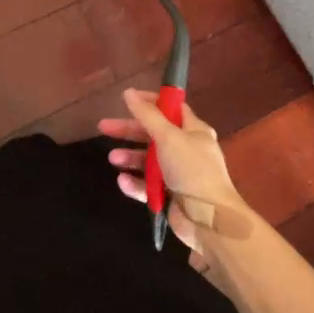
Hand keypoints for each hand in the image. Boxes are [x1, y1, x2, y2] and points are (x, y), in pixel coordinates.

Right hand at [98, 88, 242, 268]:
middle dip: (129, 131)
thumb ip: (147, 115)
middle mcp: (186, 149)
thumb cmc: (192, 170)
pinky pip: (148, 185)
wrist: (209, 219)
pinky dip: (135, 183)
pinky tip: (123, 182)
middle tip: (104, 127)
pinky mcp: (170, 196)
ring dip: (130, 158)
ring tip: (113, 159)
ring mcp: (178, 174)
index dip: (150, 102)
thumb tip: (129, 92)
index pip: (170, 108)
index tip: (127, 99)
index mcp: (193, 131)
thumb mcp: (168, 137)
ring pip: (148, 161)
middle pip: (153, 134)